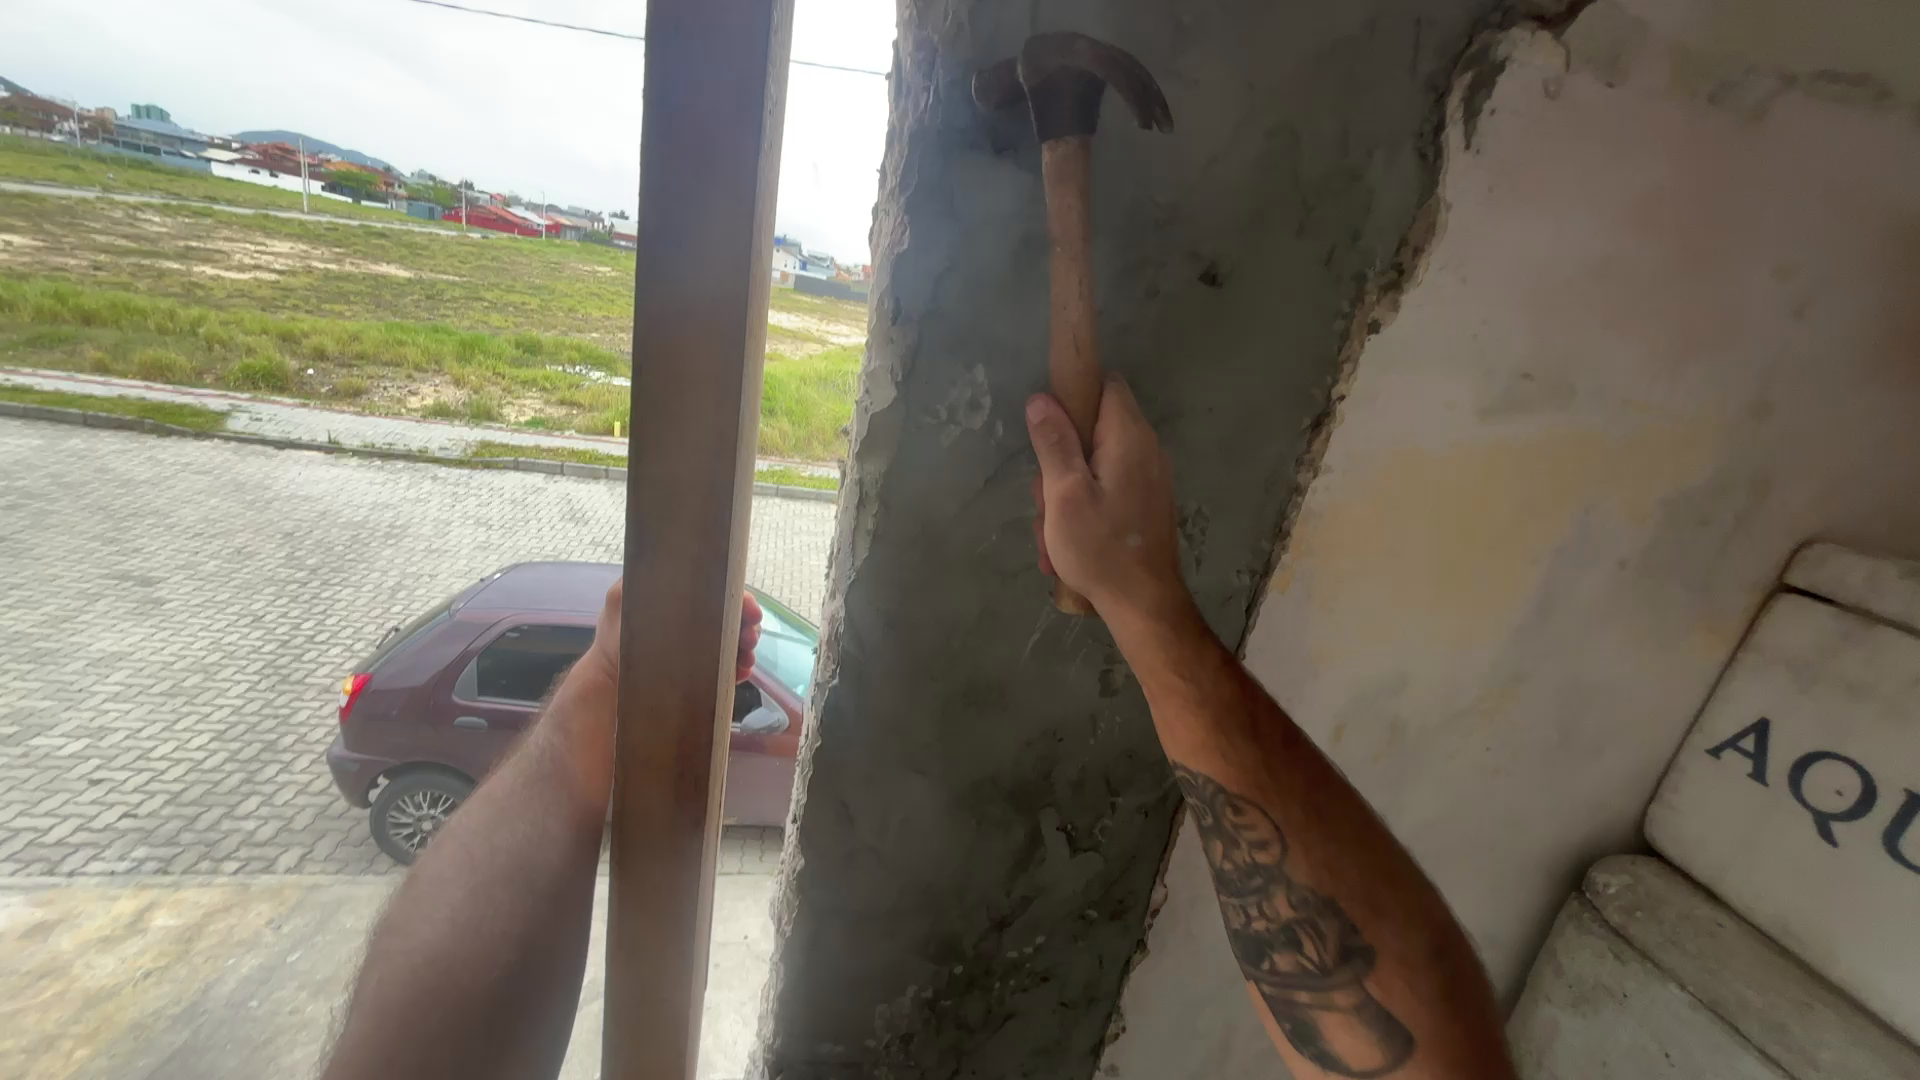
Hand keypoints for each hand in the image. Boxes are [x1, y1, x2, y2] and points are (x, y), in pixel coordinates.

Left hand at [580, 578, 764, 686]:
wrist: (609, 679)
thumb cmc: (617, 638)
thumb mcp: (623, 601)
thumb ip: (638, 583)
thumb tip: (664, 563)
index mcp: (686, 598)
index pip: (722, 592)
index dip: (741, 600)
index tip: (750, 612)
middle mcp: (699, 619)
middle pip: (735, 618)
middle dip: (748, 627)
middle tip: (749, 639)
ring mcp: (703, 645)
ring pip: (736, 642)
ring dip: (746, 649)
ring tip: (745, 661)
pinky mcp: (705, 669)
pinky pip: (729, 666)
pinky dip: (738, 668)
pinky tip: (740, 674)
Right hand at [1026, 377, 1191, 628]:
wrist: (1143, 604)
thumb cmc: (1100, 549)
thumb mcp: (1064, 494)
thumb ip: (1054, 443)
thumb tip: (1041, 399)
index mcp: (1128, 438)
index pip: (1105, 384)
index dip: (1073, 394)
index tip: (1047, 427)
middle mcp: (1146, 449)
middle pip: (1093, 428)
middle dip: (1060, 458)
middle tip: (1046, 498)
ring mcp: (1148, 477)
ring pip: (1093, 463)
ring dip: (1065, 491)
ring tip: (1053, 531)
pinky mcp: (1144, 502)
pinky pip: (1105, 488)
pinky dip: (1082, 507)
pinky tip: (1066, 542)